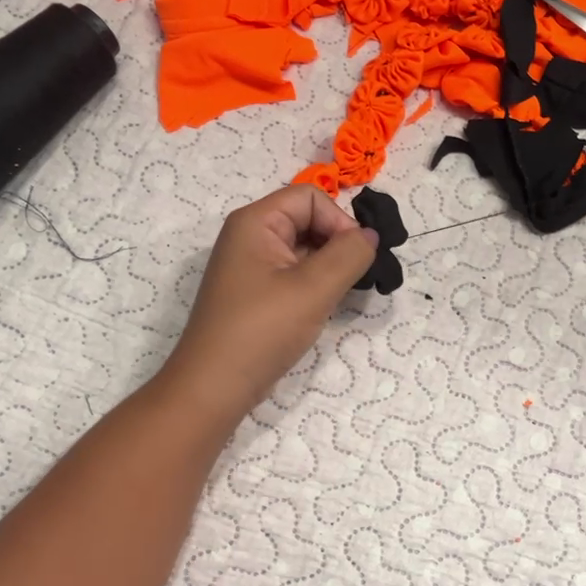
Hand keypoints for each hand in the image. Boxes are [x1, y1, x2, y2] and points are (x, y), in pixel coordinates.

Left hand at [161, 186, 378, 420]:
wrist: (214, 387)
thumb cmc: (261, 331)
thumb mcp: (313, 289)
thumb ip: (349, 255)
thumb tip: (371, 236)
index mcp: (255, 223)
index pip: (311, 197)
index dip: (339, 222)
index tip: (357, 259)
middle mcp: (249, 238)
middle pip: (307, 220)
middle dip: (338, 245)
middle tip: (356, 280)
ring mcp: (251, 268)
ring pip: (304, 251)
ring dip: (329, 268)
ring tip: (341, 297)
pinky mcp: (256, 295)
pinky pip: (294, 276)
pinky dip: (315, 286)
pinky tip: (324, 309)